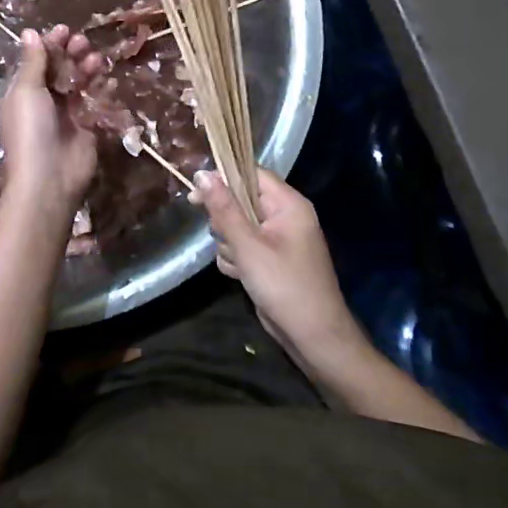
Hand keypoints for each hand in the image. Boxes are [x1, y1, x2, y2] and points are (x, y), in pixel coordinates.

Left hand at [0, 25, 103, 220]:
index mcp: (22, 92)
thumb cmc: (30, 130)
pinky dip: (102, 91)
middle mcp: (43, 101)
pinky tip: (109, 81)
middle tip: (83, 44)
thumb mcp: (26, 91)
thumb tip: (29, 32)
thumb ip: (33, 62)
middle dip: (71, 54)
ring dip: (87, 69)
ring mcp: (65, 116)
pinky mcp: (87, 129)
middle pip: (60, 70)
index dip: (50, 45)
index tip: (65, 30)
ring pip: (79, 84)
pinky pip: (96, 103)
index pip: (37, 62)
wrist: (48, 178)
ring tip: (96, 60)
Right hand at [193, 167, 361, 355]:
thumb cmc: (283, 284)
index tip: (195, 194)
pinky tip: (241, 274)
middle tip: (224, 237)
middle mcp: (284, 216)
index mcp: (289, 205)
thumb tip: (202, 174)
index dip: (222, 179)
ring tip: (240, 263)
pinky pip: (240, 246)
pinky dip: (235, 258)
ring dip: (228, 243)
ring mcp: (276, 238)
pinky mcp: (268, 258)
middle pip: (239, 200)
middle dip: (225, 221)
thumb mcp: (247, 244)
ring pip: (235, 225)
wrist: (311, 333)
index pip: (251, 174)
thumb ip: (223, 208)